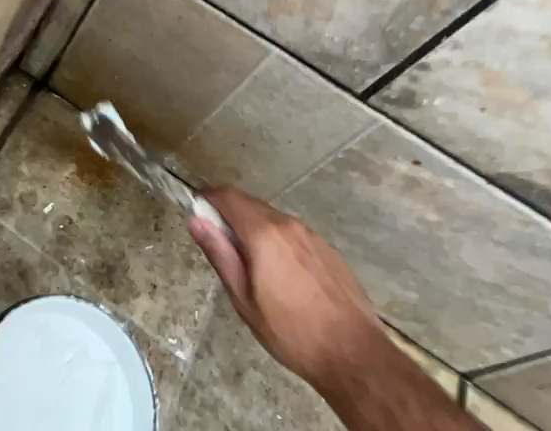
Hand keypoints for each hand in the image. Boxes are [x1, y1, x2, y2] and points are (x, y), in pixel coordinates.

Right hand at [189, 186, 383, 386]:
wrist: (354, 354)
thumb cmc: (291, 331)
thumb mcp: (244, 300)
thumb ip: (220, 255)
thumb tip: (196, 221)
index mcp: (264, 233)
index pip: (228, 196)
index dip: (208, 199)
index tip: (196, 215)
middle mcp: (288, 224)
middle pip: (250, 205)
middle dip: (230, 217)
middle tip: (221, 250)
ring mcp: (312, 235)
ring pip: (273, 220)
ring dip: (255, 231)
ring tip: (253, 270)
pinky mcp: (328, 249)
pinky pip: (293, 235)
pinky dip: (278, 243)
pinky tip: (284, 278)